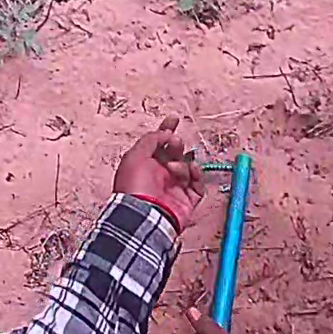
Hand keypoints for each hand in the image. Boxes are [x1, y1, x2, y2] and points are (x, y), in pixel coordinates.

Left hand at [111, 116, 204, 230]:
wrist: (144, 214)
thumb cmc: (135, 187)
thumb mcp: (135, 155)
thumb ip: (150, 139)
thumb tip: (164, 132)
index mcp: (144, 165)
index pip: (157, 144)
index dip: (166, 131)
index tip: (173, 119)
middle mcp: (159, 175)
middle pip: (173, 153)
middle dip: (176, 145)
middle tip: (175, 143)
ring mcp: (173, 187)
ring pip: (186, 167)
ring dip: (182, 163)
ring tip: (173, 167)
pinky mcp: (186, 200)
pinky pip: (197, 184)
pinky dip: (196, 175)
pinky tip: (190, 171)